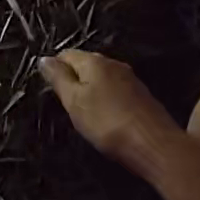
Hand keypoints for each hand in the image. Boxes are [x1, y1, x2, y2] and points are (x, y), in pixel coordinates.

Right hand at [38, 50, 178, 168]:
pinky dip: (106, 99)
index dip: (55, 69)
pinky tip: (106, 117)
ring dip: (91, 90)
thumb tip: (44, 58)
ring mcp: (130, 78)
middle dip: (74, 79)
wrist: (154, 144)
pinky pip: (115, 90)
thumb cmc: (107, 122)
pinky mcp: (141, 95)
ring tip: (85, 113)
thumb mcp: (74, 102)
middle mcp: (113, 63)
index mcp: (94, 61)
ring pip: (102, 78)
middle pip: (85, 64)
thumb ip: (59, 78)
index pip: (66, 54)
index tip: (52, 91)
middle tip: (66, 105)